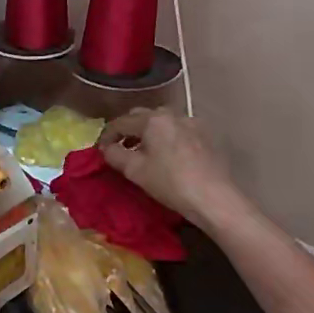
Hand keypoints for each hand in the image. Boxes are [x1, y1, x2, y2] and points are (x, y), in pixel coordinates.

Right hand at [96, 108, 240, 226]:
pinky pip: (179, 131)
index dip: (107, 135)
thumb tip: (107, 148)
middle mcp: (173, 114)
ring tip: (143, 152)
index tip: (100, 150)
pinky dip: (167, 138)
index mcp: (153, 119)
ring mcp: (192, 123)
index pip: (122, 121)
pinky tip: (167, 155)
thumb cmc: (170, 183)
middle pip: (143, 116)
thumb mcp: (135, 171)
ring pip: (163, 122)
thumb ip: (115, 155)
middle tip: (120, 148)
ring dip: (149, 133)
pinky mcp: (206, 136)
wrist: (213, 198)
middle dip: (128, 130)